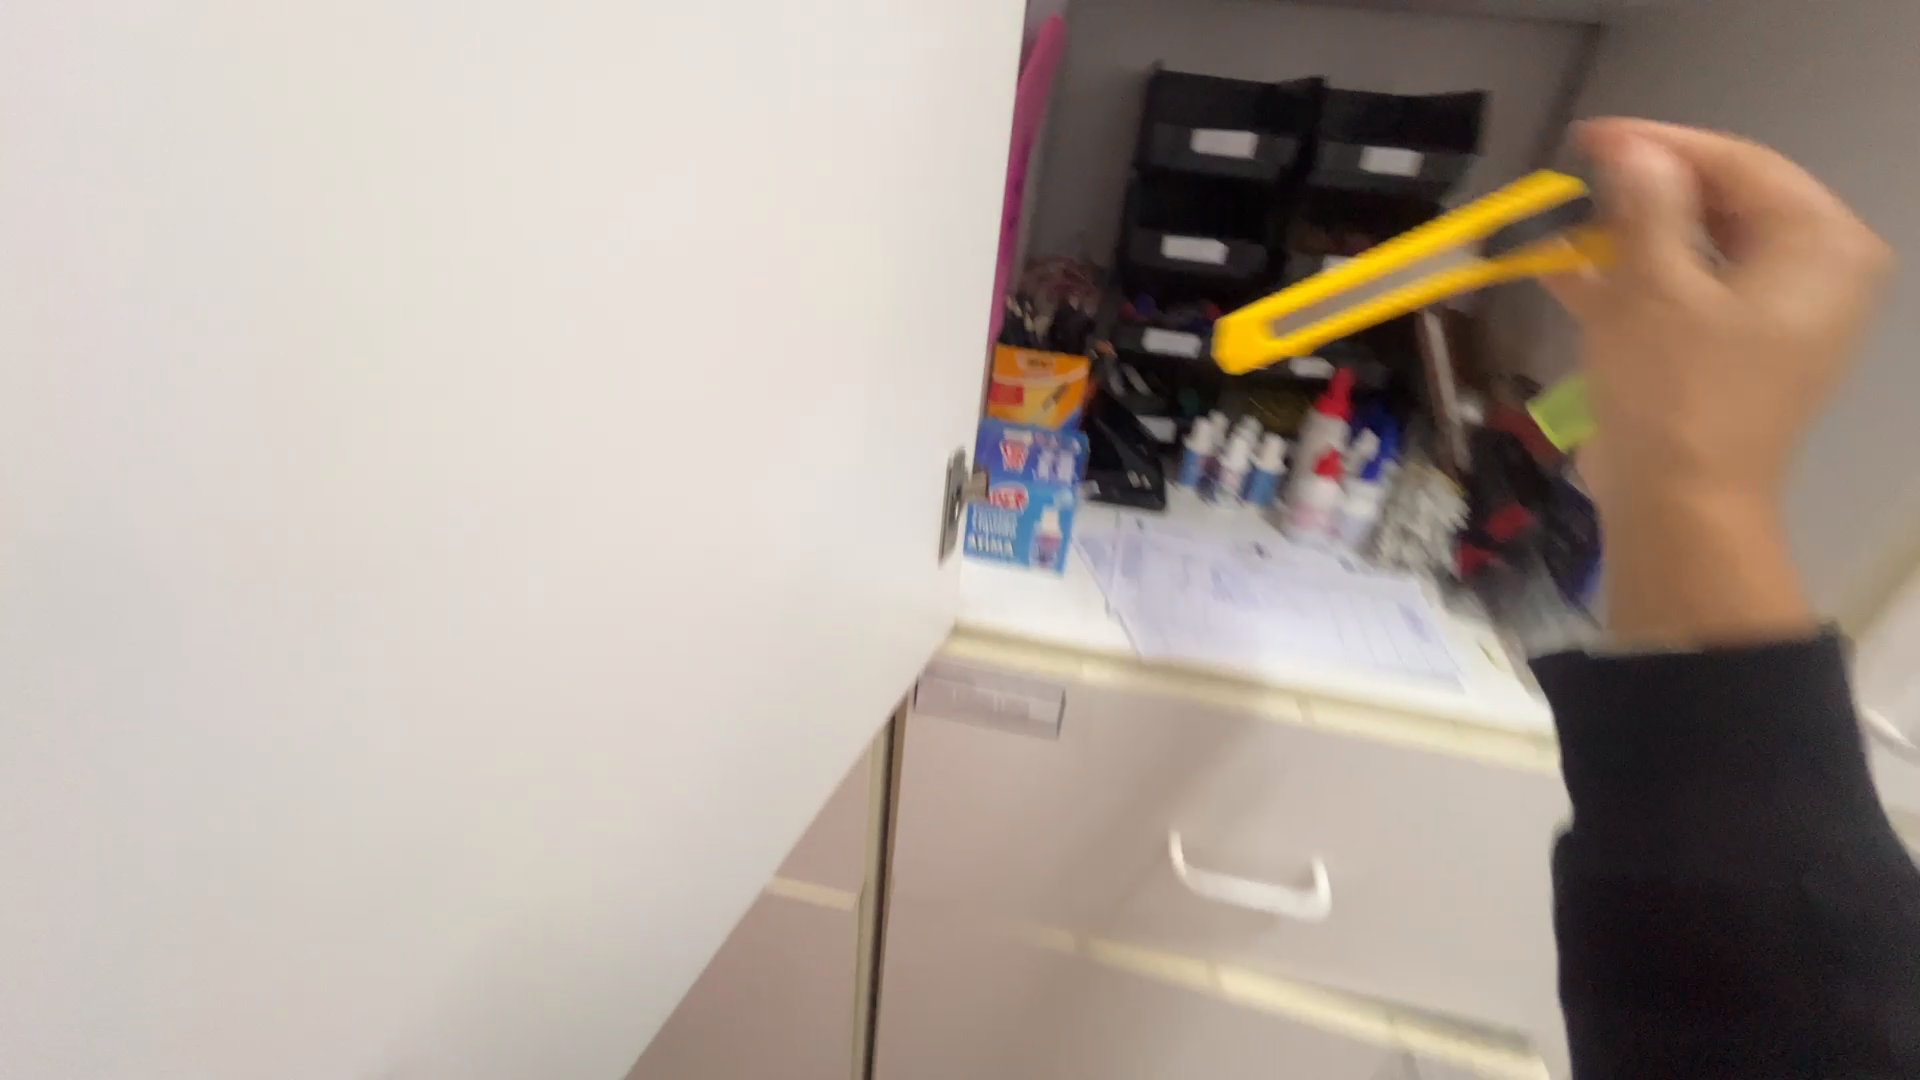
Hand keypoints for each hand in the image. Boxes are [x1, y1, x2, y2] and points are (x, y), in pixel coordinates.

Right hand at [1547, 119, 1892, 643]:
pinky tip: (1560, 271)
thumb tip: (1628, 148)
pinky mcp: (1712, 352)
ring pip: (1682, 254)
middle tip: (1566, 184)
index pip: (1737, 168)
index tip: (1586, 138)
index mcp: (1814, 247)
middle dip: (1633, 196)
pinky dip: (1617, 283)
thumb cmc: (1673, 393)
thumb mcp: (1653, 293)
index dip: (1658, 146)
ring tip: (1551, 226)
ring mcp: (1757, 316)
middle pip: (1713, 208)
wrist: (1676, 501)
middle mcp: (1801, 273)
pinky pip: (1667, 297)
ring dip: (1616, 241)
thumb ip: (1644, 213)